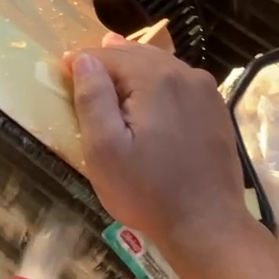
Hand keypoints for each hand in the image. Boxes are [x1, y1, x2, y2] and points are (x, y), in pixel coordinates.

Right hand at [65, 36, 248, 250]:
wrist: (204, 223)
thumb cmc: (146, 191)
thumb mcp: (104, 149)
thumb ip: (93, 100)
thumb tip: (84, 60)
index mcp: (155, 79)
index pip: (110, 57)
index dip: (83, 61)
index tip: (61, 67)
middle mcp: (185, 75)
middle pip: (139, 56)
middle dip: (110, 58)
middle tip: (86, 60)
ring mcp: (206, 93)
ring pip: (163, 67)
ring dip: (136, 66)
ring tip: (115, 63)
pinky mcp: (216, 112)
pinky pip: (181, 84)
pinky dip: (158, 82)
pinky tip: (149, 92)